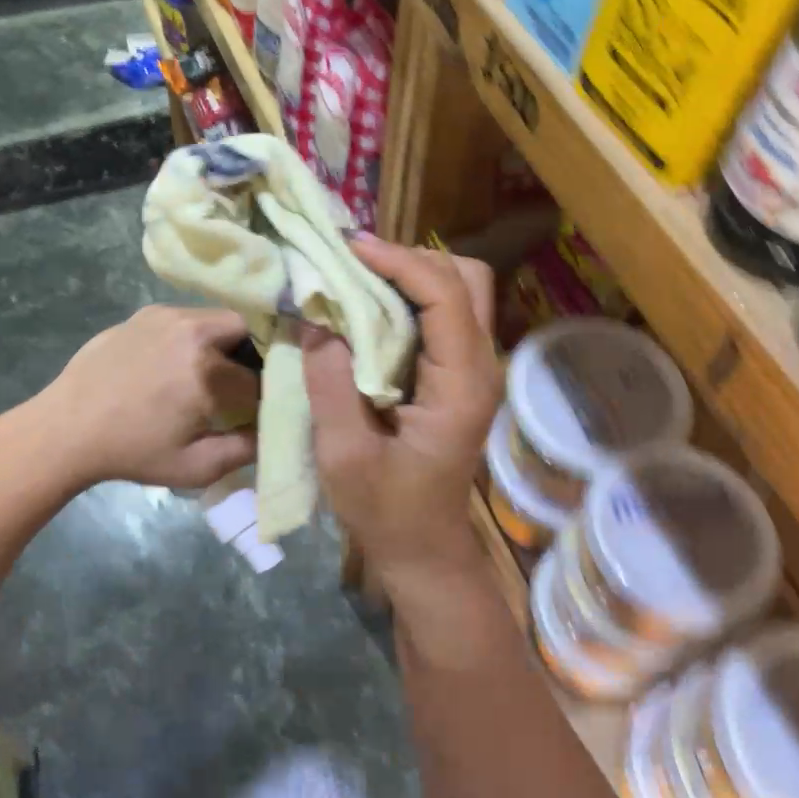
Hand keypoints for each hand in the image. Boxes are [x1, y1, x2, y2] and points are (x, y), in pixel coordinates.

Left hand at [14, 306, 259, 496]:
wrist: (65, 430)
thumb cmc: (132, 452)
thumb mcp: (194, 467)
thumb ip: (245, 450)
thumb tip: (273, 431)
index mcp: (208, 373)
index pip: (259, 380)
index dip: (262, 399)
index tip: (251, 414)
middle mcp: (194, 333)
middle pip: (250, 331)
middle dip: (253, 356)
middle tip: (238, 384)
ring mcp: (168, 317)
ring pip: (220, 320)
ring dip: (226, 343)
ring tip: (208, 374)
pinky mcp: (147, 313)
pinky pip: (189, 318)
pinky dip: (196, 336)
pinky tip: (176, 363)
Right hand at [301, 235, 502, 592]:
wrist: (425, 550)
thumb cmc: (386, 512)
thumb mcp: (344, 454)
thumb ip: (330, 383)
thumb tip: (317, 319)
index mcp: (462, 384)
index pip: (446, 296)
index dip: (400, 262)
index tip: (350, 248)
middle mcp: (481, 367)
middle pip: (466, 280)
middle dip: (411, 260)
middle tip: (353, 262)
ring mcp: (477, 370)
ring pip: (461, 292)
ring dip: (414, 274)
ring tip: (359, 277)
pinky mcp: (463, 376)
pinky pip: (447, 315)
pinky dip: (414, 297)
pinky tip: (371, 306)